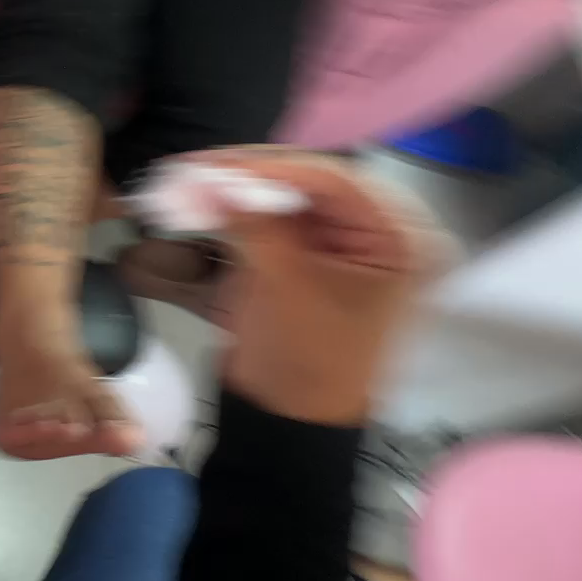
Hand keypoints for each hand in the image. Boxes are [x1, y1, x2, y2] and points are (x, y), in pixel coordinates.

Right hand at [200, 147, 447, 425]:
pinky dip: (228, 211)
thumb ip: (254, 226)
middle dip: (248, 175)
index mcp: (397, 239)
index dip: (271, 168)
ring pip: (279, 199)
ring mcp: (330, 245)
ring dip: (232, 189)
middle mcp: (370, 233)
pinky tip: (195, 202)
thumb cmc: (305, 357)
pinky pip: (262, 222)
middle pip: (306, 184)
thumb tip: (208, 178)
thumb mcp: (286, 287)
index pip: (335, 181)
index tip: (213, 164)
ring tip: (184, 180)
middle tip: (192, 168)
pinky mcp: (294, 258)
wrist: (283, 416)